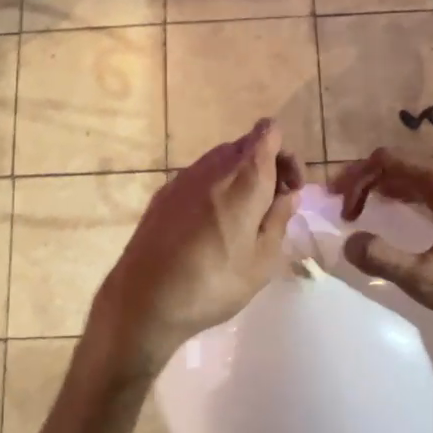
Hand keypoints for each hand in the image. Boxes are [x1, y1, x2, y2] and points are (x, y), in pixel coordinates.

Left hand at [85, 119, 301, 380]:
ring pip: (221, 161)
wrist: (144, 300)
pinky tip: (211, 227)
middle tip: (270, 209)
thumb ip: (279, 219)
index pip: (268, 132)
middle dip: (265, 167)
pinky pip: (199, 179)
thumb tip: (288, 194)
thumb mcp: (263, 260)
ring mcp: (183, 178)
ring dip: (238, 179)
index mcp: (244, 176)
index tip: (289, 189)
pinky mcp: (163, 194)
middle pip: (246, 145)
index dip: (284, 154)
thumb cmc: (214, 282)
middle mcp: (213, 166)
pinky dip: (214, 190)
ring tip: (242, 221)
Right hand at [329, 148, 432, 352]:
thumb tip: (350, 242)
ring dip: (392, 190)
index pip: (389, 161)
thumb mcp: (429, 281)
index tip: (341, 206)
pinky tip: (411, 221)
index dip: (357, 177)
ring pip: (425, 179)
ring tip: (370, 211)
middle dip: (370, 182)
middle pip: (406, 166)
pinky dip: (414, 197)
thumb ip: (383, 259)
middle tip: (347, 207)